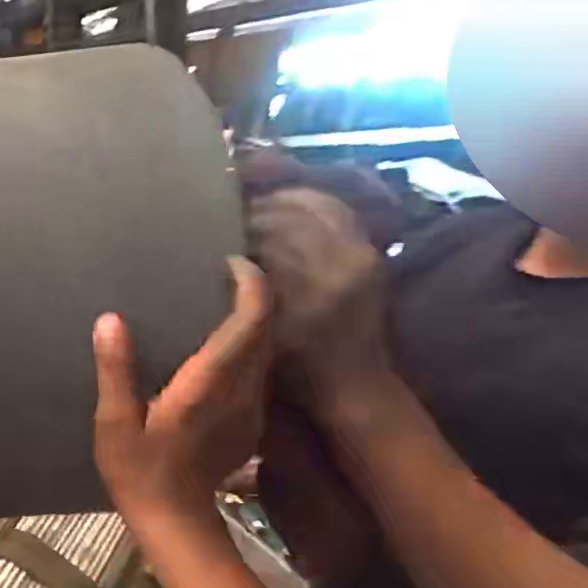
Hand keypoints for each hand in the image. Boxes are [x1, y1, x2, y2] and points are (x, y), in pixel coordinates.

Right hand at [92, 257, 273, 528]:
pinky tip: (224, 345)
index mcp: (208, 384)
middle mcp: (241, 391)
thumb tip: (110, 319)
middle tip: (226, 272)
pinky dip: (250, 346)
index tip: (232, 262)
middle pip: (266, 330)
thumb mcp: (114, 422)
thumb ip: (115, 369)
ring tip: (224, 299)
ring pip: (267, 350)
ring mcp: (251, 409)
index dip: (250, 286)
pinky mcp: (251, 422)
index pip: (248, 323)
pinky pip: (260, 370)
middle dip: (256, 294)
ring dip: (255, 319)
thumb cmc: (139, 471)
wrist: (176, 523)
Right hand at [248, 187, 390, 404]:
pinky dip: (312, 202)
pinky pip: (340, 212)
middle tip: (229, 216)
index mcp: (311, 288)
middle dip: (257, 213)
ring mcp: (362, 256)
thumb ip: (250, 295)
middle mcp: (341, 264)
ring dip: (283, 202)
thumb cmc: (301, 370)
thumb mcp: (266, 336)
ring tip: (255, 206)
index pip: (267, 240)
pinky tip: (288, 204)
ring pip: (317, 208)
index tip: (216, 228)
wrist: (357, 385)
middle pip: (290, 219)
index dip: (239, 230)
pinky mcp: (371, 255)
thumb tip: (230, 257)